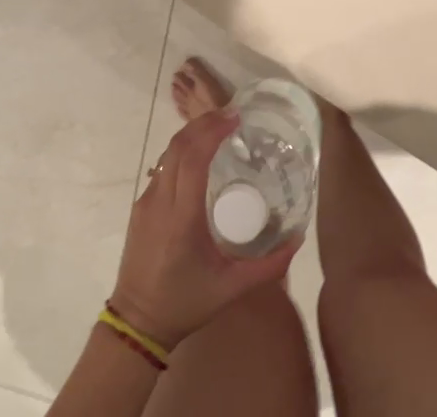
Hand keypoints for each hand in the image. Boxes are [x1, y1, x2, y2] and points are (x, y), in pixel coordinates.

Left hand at [108, 109, 300, 349]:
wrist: (138, 321)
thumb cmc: (186, 303)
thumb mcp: (233, 288)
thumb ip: (269, 265)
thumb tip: (298, 238)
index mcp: (181, 218)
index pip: (192, 160)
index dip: (211, 132)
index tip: (234, 117)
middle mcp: (159, 203)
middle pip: (177, 148)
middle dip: (202, 124)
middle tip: (231, 115)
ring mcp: (145, 203)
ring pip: (166, 156)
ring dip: (190, 136)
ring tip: (218, 129)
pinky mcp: (140, 208)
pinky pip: (162, 170)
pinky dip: (181, 153)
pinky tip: (200, 157)